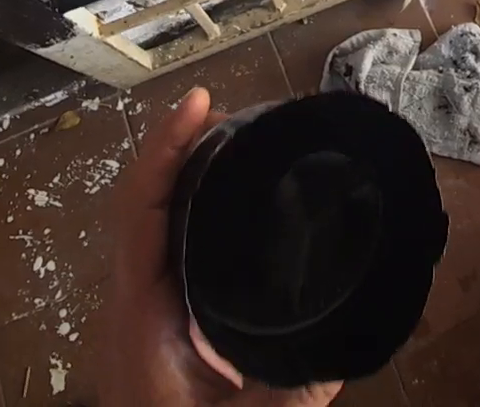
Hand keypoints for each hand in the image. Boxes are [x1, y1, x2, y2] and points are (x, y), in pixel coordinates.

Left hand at [101, 87, 342, 406]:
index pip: (141, 209)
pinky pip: (164, 228)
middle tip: (236, 110)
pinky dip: (190, 192)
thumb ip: (292, 394)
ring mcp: (143, 294)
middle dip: (181, 140)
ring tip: (236, 133)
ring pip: (151, 207)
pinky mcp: (158, 302)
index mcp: (142, 312)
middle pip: (144, 194)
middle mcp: (134, 291)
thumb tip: (345, 345)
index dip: (166, 147)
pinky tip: (227, 185)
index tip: (199, 102)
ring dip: (184, 162)